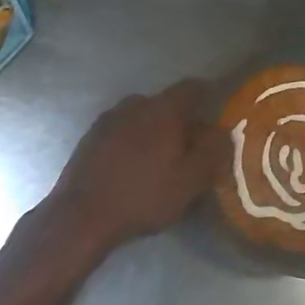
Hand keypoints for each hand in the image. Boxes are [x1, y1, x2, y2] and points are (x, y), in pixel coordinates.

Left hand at [44, 79, 227, 250]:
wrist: (81, 216)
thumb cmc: (143, 196)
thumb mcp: (191, 180)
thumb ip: (213, 151)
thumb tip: (223, 131)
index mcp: (163, 109)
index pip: (192, 87)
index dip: (209, 95)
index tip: (217, 110)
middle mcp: (135, 104)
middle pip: (167, 103)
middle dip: (182, 119)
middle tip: (192, 145)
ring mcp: (108, 119)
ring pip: (143, 117)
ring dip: (156, 131)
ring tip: (162, 159)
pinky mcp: (90, 137)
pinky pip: (123, 130)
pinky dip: (134, 141)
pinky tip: (135, 167)